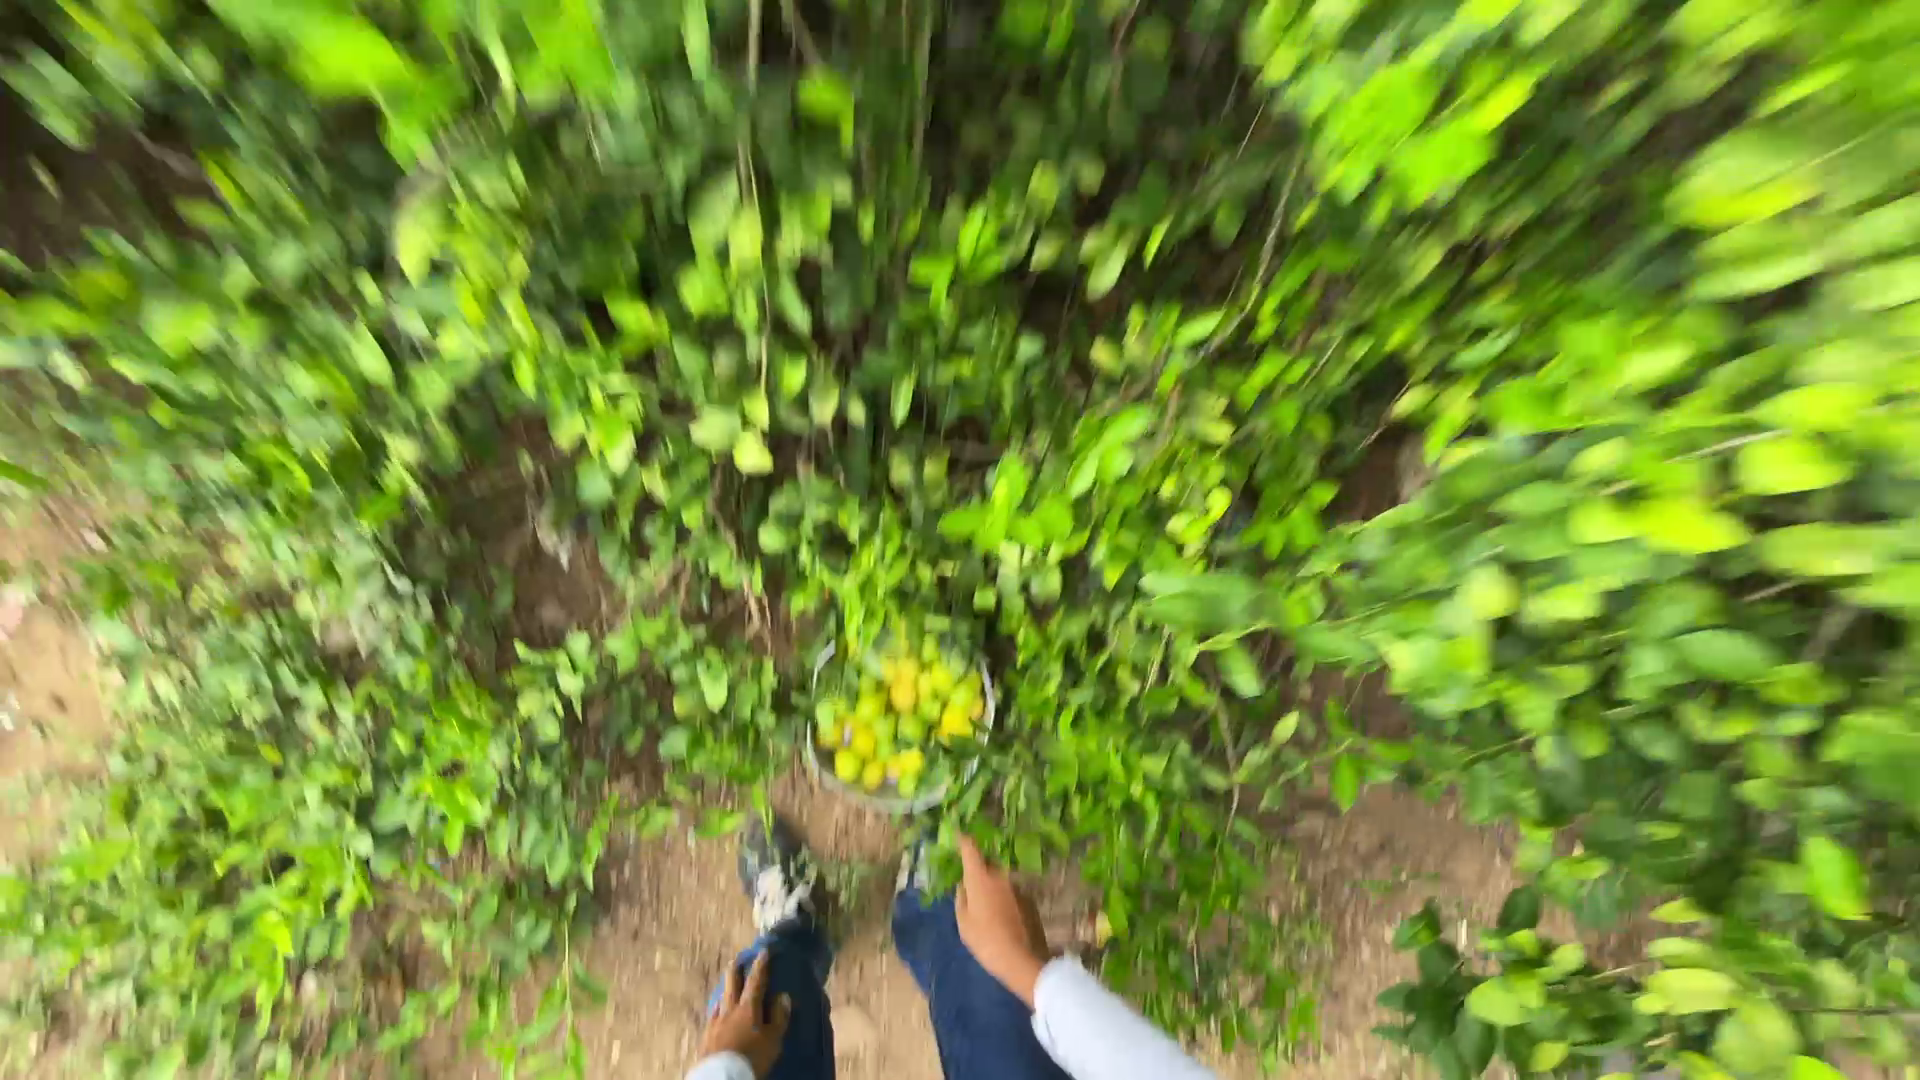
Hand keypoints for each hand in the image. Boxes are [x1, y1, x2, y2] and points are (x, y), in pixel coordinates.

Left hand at [698, 952, 790, 1078]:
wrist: (722, 1077)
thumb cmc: (752, 1057)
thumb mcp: (773, 1039)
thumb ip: (779, 1017)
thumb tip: (782, 995)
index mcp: (748, 1008)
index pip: (756, 981)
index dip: (761, 965)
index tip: (763, 950)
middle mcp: (730, 1010)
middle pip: (732, 984)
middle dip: (736, 970)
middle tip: (737, 958)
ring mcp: (715, 1023)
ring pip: (720, 999)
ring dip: (724, 989)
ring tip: (726, 985)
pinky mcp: (705, 1038)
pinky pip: (711, 1017)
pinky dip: (716, 1010)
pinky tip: (716, 1012)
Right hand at [955, 835, 1050, 1005]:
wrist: (1021, 960)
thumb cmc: (985, 941)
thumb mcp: (963, 923)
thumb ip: (961, 898)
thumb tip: (963, 885)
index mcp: (980, 877)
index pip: (970, 847)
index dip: (963, 839)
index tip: (957, 835)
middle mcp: (999, 874)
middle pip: (986, 863)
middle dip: (977, 870)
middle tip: (971, 887)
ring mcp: (1016, 885)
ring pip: (999, 879)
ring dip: (992, 887)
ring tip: (987, 908)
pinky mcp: (1028, 898)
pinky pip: (1010, 892)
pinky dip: (1004, 898)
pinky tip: (1002, 918)